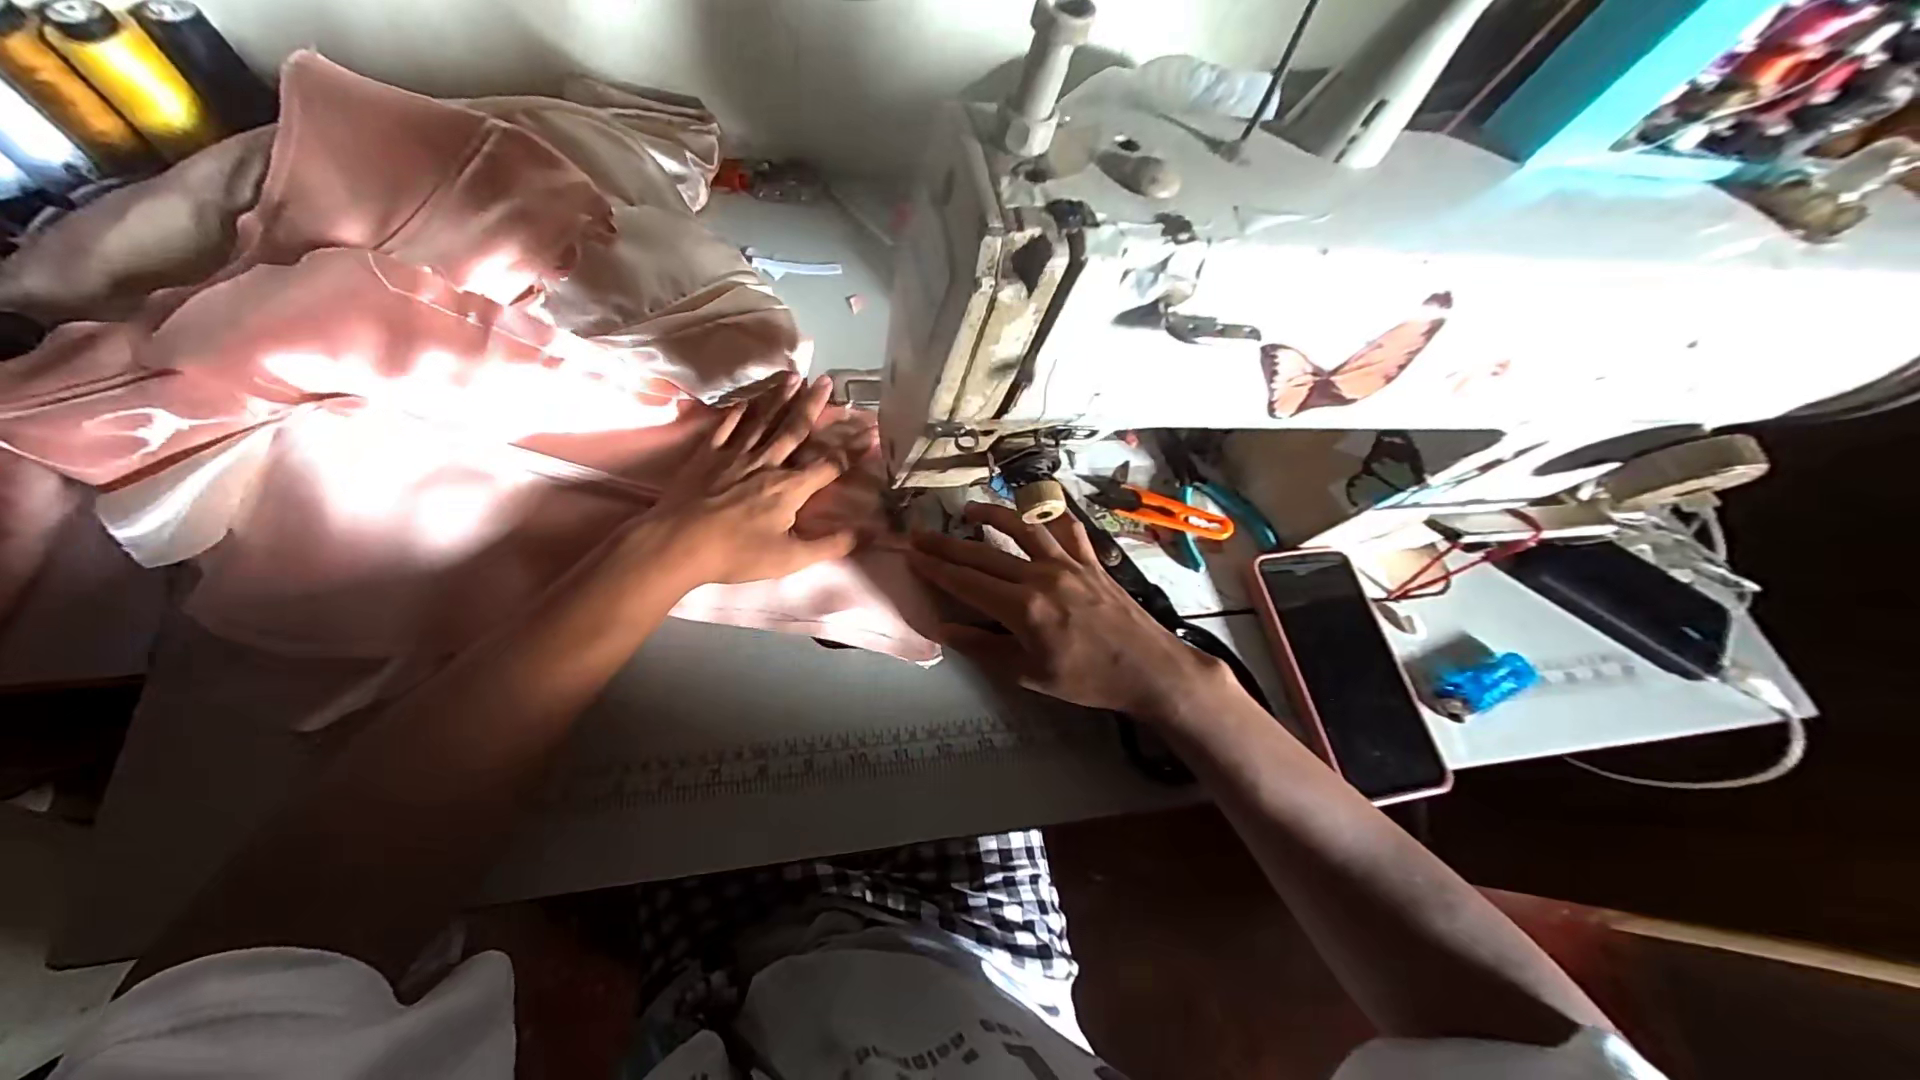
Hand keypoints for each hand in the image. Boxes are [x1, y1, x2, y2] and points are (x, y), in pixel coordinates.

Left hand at [639, 372, 866, 586]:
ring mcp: (735, 455)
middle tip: (827, 381)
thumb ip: (829, 546)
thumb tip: (863, 534)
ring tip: (794, 377)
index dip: (852, 450)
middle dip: (814, 405)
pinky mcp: (707, 455)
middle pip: (795, 429)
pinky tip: (747, 400)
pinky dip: (738, 412)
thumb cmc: (736, 554)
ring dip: (780, 398)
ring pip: (763, 421)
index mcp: (789, 488)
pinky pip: (727, 427)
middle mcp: (767, 463)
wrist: (677, 544)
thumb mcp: (789, 559)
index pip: (829, 465)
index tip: (870, 432)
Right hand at [908, 502, 1227, 716]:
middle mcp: (1041, 575)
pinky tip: (1037, 512)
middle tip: (920, 533)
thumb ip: (984, 649)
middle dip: (947, 543)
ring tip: (970, 510)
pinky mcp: (1091, 560)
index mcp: (1023, 608)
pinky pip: (1067, 529)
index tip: (912, 555)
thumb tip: (945, 629)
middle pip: (984, 553)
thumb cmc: (1087, 680)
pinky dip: (1049, 516)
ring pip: (1022, 528)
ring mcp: (1068, 563)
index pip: (967, 582)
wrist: (1149, 668)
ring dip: (993, 514)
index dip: (936, 568)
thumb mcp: (1029, 675)